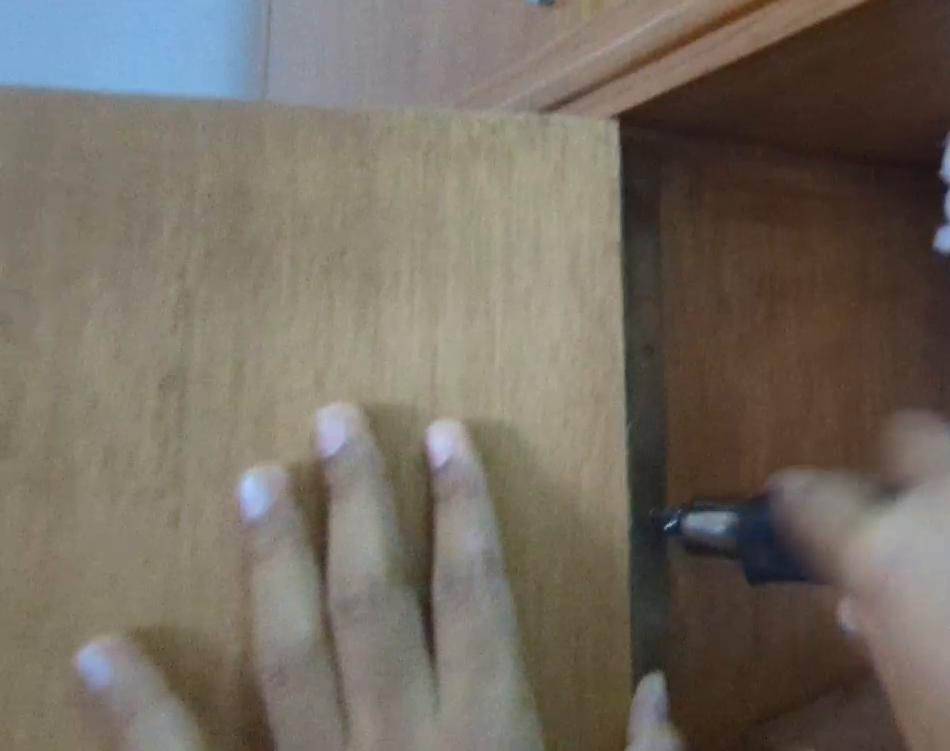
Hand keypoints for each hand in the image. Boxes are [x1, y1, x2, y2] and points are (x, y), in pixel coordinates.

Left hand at [71, 404, 685, 750]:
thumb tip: (658, 684)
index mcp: (486, 730)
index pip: (473, 590)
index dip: (464, 507)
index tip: (446, 436)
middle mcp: (399, 739)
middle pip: (374, 601)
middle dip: (361, 505)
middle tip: (337, 422)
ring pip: (289, 657)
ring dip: (272, 564)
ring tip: (258, 480)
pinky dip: (138, 714)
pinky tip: (99, 648)